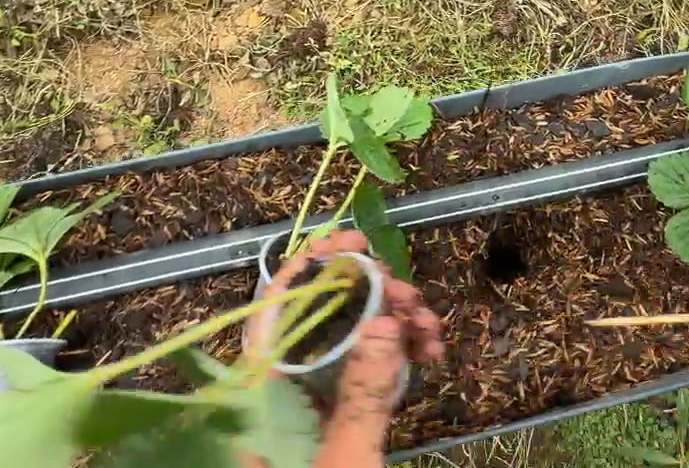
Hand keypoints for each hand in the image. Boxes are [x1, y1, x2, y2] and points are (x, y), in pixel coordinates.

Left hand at [262, 230, 442, 467]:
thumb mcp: (344, 467)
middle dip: (372, 295)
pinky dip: (398, 356)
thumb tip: (385, 324)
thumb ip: (362, 399)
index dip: (311, 267)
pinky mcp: (337, 421)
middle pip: (321, 319)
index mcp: (259, 399)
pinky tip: (428, 351)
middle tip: (410, 297)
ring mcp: (311, 405)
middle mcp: (280, 392)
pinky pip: (367, 371)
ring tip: (430, 329)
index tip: (355, 243)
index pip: (273, 313)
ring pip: (352, 340)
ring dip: (395, 323)